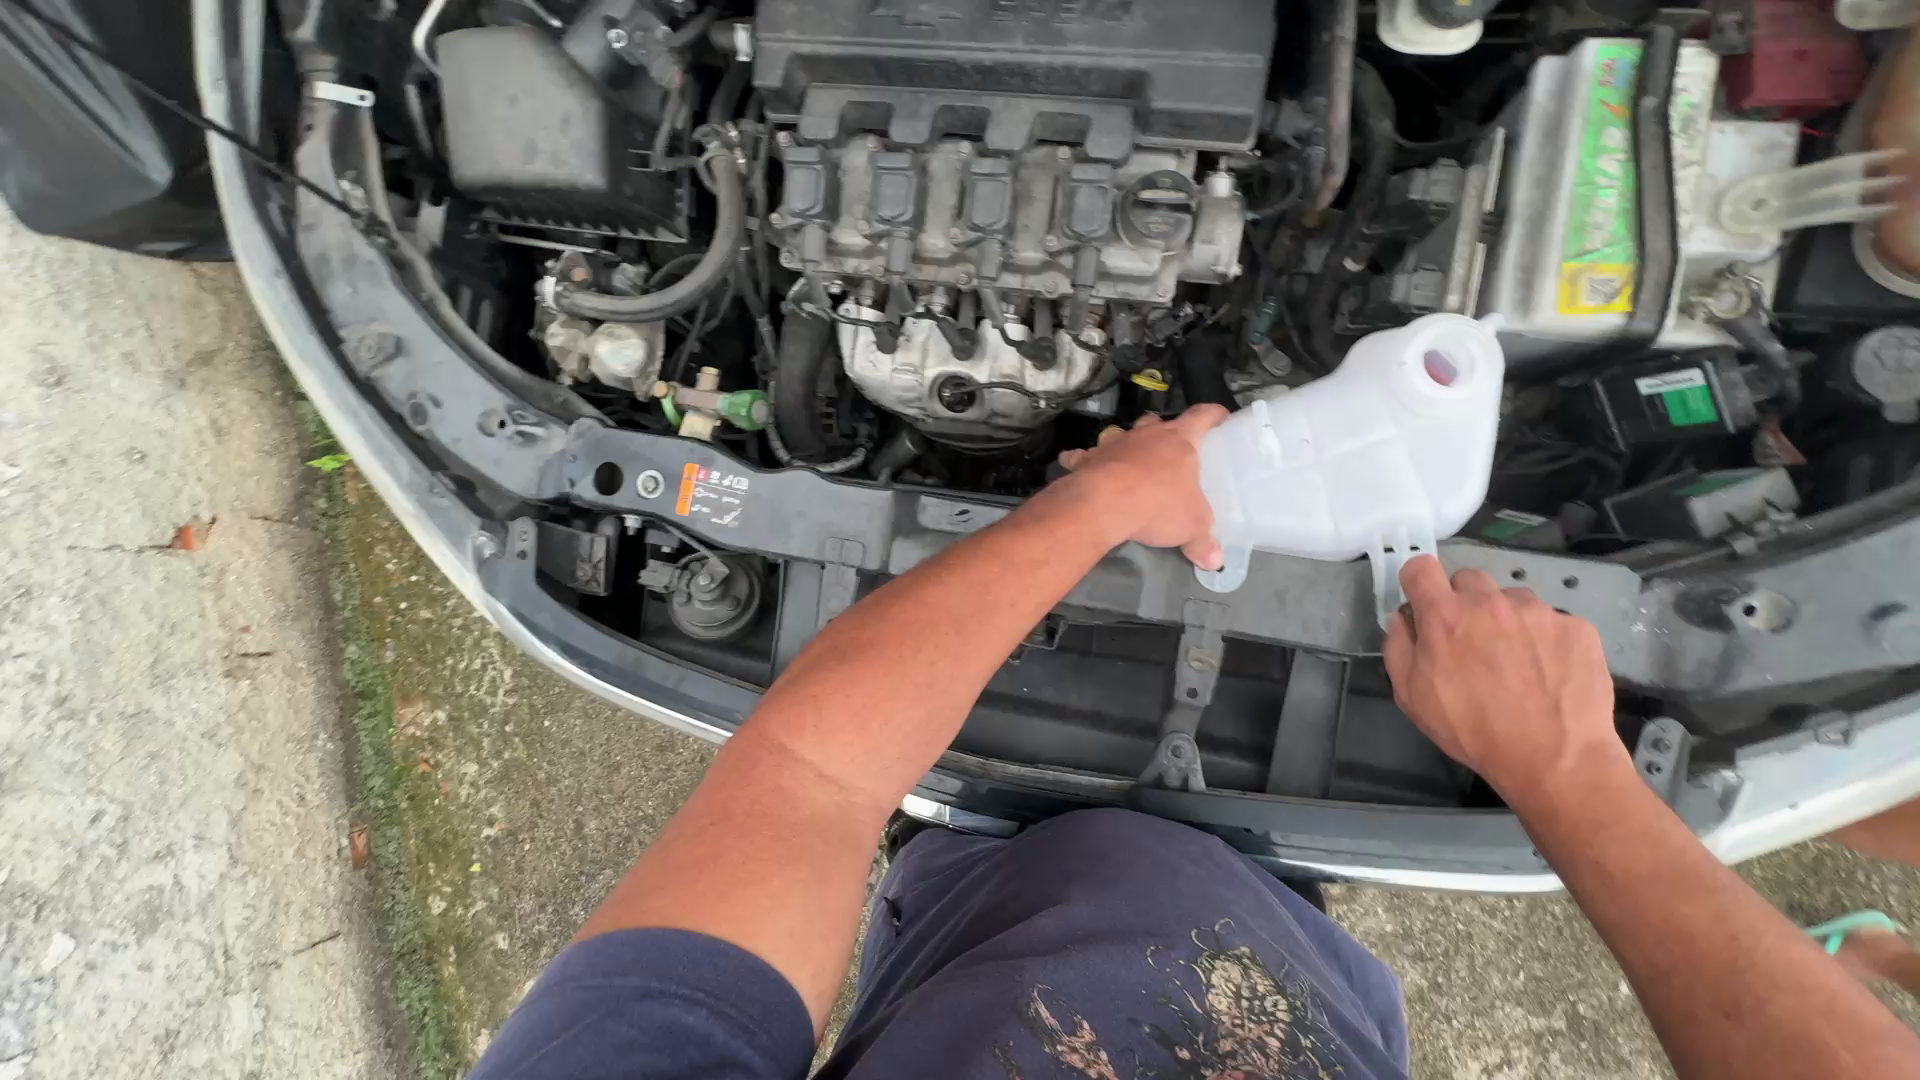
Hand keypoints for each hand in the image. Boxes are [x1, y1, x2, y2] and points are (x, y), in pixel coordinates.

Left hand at [1052, 405, 1228, 569]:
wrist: (1103, 504)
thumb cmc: (1157, 505)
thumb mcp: (1191, 526)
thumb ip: (1203, 541)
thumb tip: (1215, 562)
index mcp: (1179, 440)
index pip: (1201, 416)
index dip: (1213, 415)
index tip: (1220, 416)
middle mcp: (1145, 435)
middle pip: (1156, 422)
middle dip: (1163, 432)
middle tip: (1168, 450)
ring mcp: (1114, 444)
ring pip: (1120, 434)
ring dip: (1125, 445)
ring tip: (1127, 459)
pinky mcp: (1087, 459)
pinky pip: (1083, 455)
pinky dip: (1081, 459)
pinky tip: (1076, 463)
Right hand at [1382, 555, 1625, 803]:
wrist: (1554, 758)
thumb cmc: (1470, 729)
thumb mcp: (1410, 695)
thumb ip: (1398, 647)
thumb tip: (1402, 619)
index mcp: (1444, 615)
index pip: (1421, 567)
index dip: (1417, 581)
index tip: (1422, 601)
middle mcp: (1489, 603)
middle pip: (1468, 579)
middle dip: (1462, 601)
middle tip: (1469, 638)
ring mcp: (1538, 612)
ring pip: (1512, 600)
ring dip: (1506, 619)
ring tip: (1515, 660)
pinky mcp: (1577, 627)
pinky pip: (1551, 621)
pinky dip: (1543, 638)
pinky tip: (1547, 671)